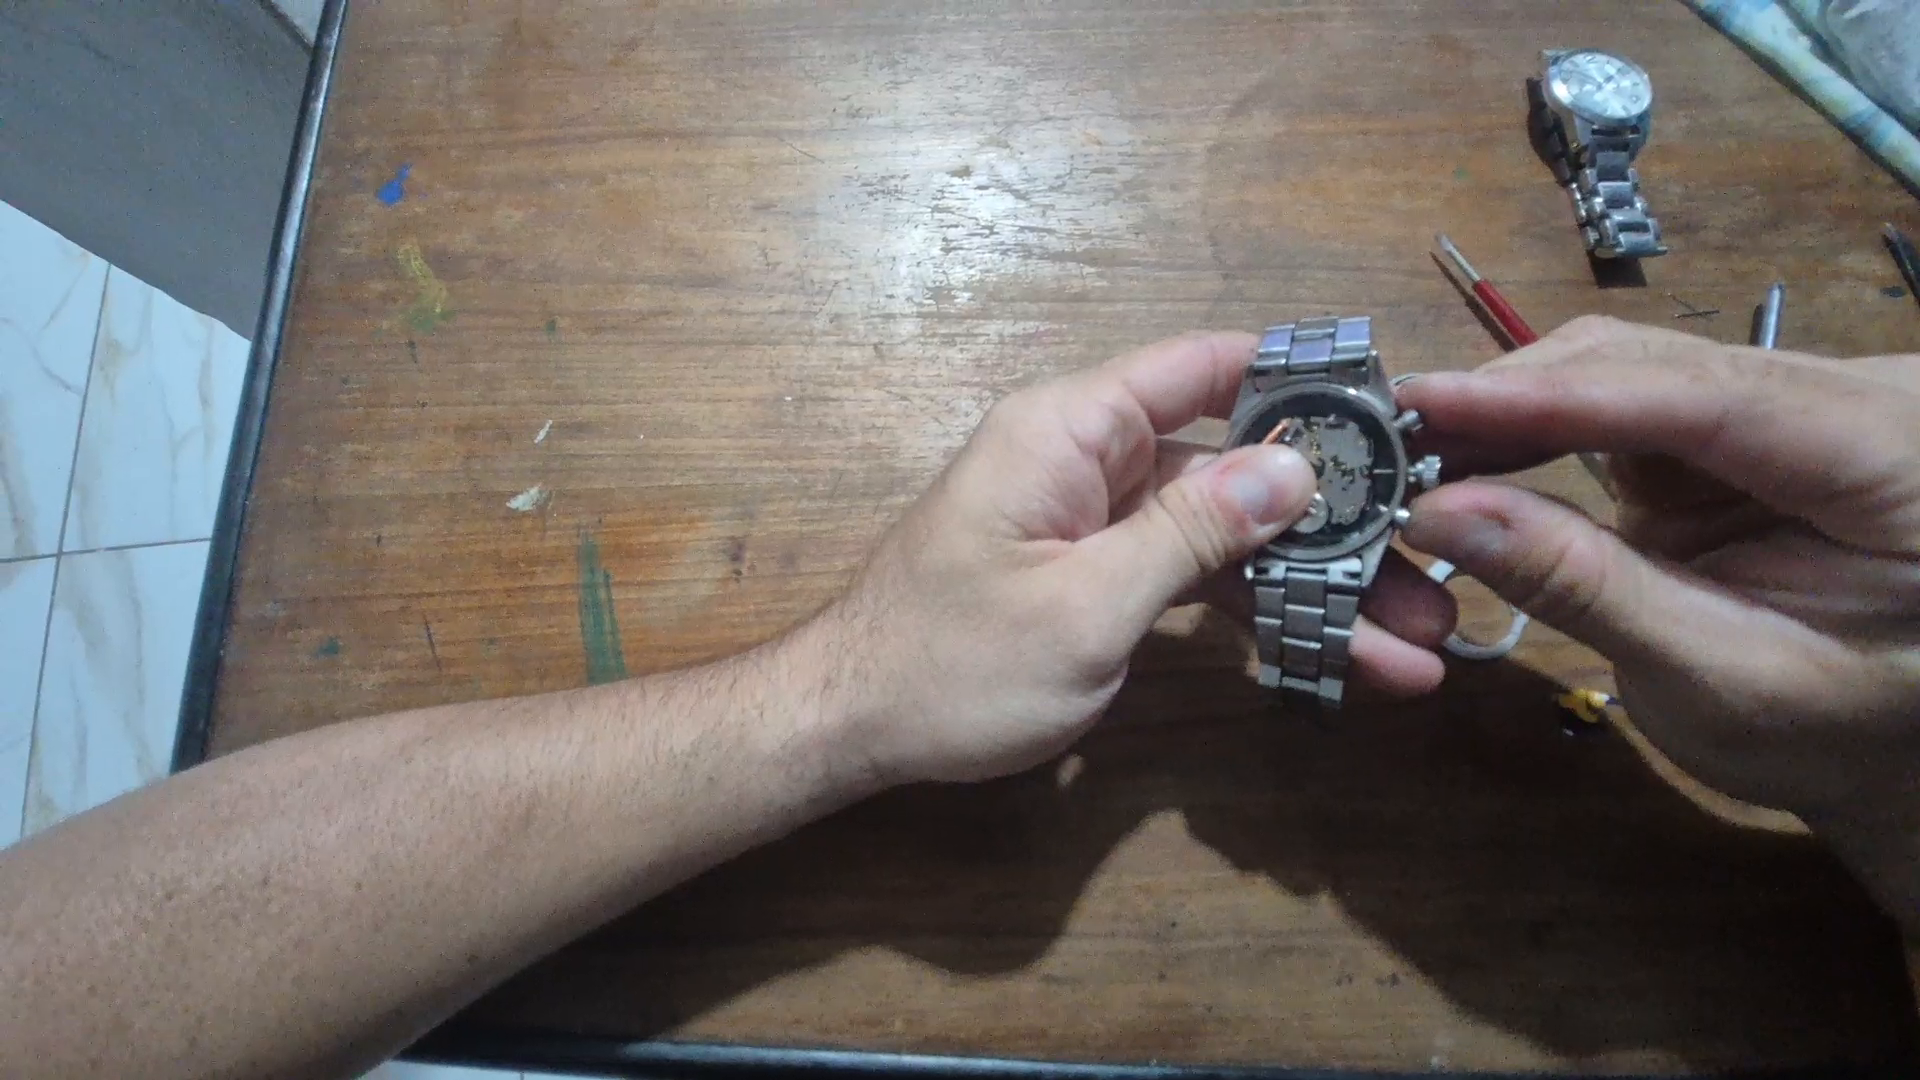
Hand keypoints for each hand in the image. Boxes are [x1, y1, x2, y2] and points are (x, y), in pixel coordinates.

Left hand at [824, 332, 1453, 785]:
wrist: (861, 723)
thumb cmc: (954, 662)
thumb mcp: (1084, 604)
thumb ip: (1189, 532)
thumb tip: (1292, 464)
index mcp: (1071, 429)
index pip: (1201, 367)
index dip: (1298, 380)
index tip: (1395, 416)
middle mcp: (1088, 458)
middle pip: (1229, 461)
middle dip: (1327, 517)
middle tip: (1428, 573)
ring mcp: (1095, 520)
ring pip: (1218, 529)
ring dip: (1304, 582)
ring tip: (1407, 640)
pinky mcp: (1095, 572)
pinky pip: (1185, 573)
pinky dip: (1246, 609)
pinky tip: (1325, 654)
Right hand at [1397, 316, 1919, 924]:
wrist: (1890, 732)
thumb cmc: (1836, 729)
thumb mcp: (1713, 676)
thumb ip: (1581, 586)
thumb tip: (1435, 514)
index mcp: (1902, 457)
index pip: (1701, 397)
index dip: (1545, 396)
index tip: (1419, 401)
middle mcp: (1842, 398)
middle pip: (1639, 361)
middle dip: (1503, 398)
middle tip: (1386, 443)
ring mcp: (1773, 405)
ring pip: (1605, 370)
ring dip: (1497, 413)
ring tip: (1406, 454)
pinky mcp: (1714, 429)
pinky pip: (1595, 404)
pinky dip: (1515, 433)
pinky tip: (1459, 459)